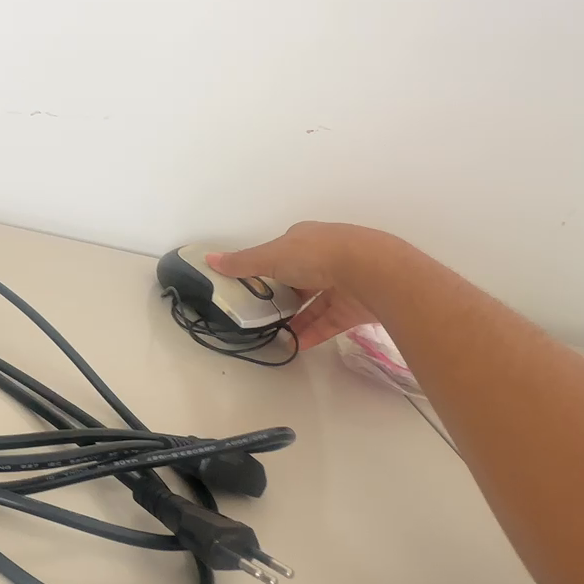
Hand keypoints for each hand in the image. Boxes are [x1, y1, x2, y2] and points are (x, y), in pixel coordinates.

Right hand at [206, 222, 386, 350]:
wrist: (374, 272)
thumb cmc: (316, 255)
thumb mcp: (272, 257)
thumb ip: (242, 263)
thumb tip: (209, 259)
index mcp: (305, 238)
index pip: (281, 252)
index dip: (265, 268)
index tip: (250, 286)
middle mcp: (326, 256)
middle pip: (298, 278)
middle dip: (282, 295)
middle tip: (260, 313)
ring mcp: (344, 281)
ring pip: (315, 302)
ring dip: (296, 317)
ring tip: (275, 334)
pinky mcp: (357, 306)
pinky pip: (330, 321)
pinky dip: (314, 332)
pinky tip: (296, 345)